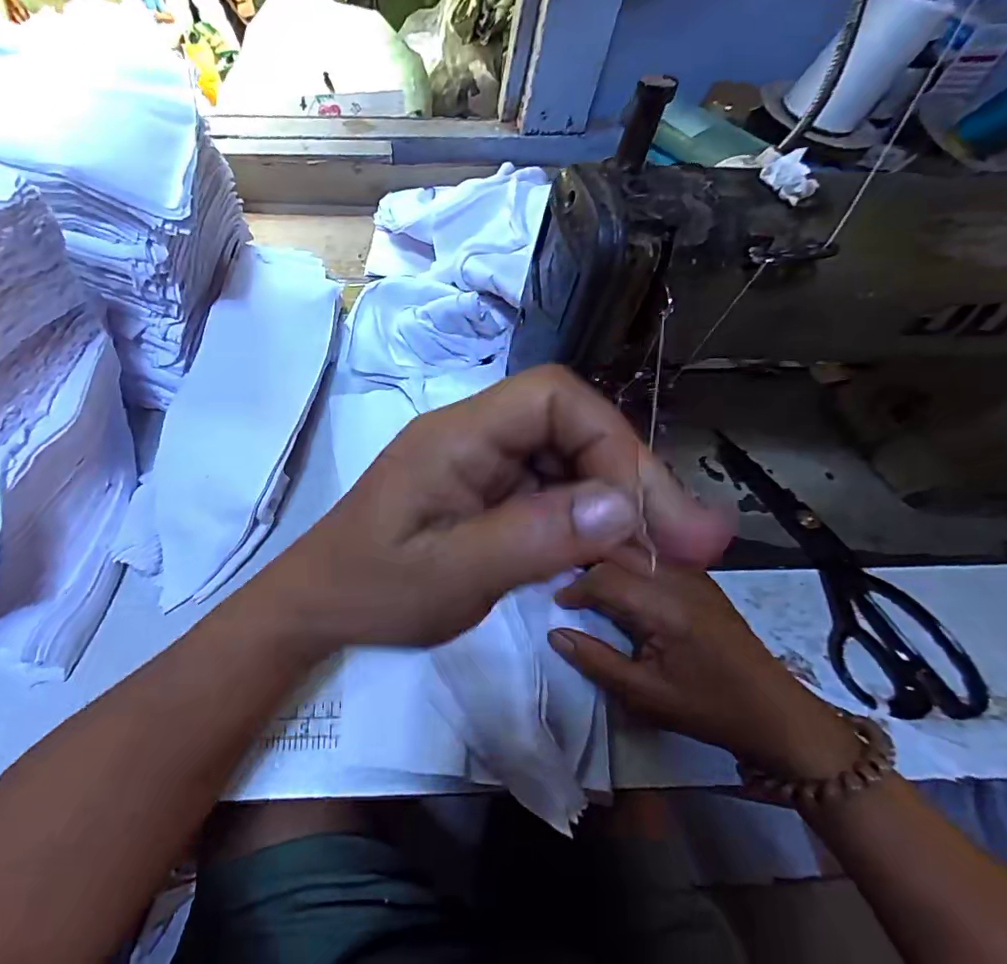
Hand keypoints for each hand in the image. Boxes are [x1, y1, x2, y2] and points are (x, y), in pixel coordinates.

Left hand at [254, 365, 730, 650]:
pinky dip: (585, 522)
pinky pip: (549, 494)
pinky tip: (612, 556)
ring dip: (617, 504)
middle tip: (691, 542)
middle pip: (571, 429)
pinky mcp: (483, 495)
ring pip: (568, 463)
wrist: (314, 608)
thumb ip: (534, 538)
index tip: (641, 509)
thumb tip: (623, 508)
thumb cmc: (370, 590)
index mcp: (458, 436)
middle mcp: (475, 438)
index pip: (552, 398)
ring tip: (666, 555)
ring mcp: (480, 466)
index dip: (608, 441)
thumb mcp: (451, 574)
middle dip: (631, 479)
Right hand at [549, 558, 861, 778]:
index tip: (556, 604)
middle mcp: (681, 577)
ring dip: (610, 560)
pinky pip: (657, 557)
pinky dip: (632, 564)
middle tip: (566, 586)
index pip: (606, 576)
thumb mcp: (645, 695)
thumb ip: (597, 661)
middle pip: (622, 551)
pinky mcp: (702, 580)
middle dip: (589, 564)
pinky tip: (623, 587)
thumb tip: (555, 633)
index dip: (574, 587)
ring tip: (590, 585)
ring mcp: (695, 574)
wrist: (777, 713)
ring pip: (640, 548)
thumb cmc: (709, 708)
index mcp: (667, 606)